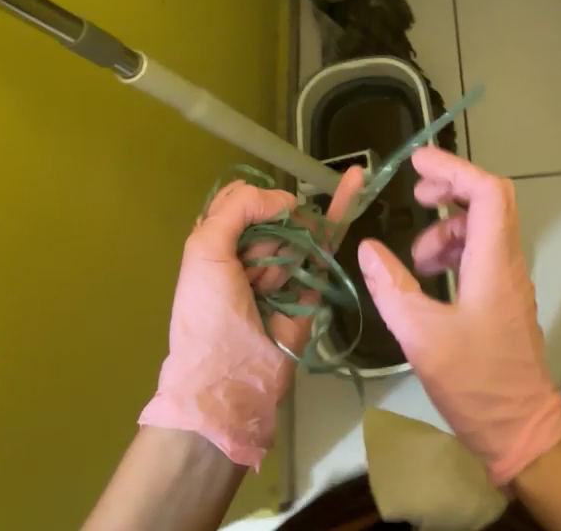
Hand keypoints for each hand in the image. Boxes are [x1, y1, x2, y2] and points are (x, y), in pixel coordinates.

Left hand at [138, 166, 363, 468]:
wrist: (232, 379)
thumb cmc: (209, 315)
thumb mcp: (203, 251)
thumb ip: (237, 208)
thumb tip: (288, 201)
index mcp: (217, 243)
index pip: (239, 200)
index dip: (252, 200)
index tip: (258, 213)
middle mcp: (250, 252)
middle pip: (272, 214)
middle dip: (270, 231)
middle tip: (253, 268)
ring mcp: (283, 268)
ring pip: (298, 229)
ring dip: (291, 246)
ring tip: (269, 286)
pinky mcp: (311, 284)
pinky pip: (327, 245)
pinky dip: (341, 212)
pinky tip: (356, 181)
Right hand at [357, 148, 560, 485]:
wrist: (521, 430)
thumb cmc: (475, 382)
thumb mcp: (421, 336)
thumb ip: (392, 288)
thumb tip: (367, 249)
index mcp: (494, 262)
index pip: (487, 192)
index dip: (454, 169)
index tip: (417, 163)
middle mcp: (508, 262)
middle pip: (490, 201)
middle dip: (451, 187)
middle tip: (414, 194)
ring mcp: (509, 280)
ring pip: (484, 228)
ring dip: (448, 227)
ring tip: (416, 257)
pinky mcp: (505, 298)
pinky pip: (482, 253)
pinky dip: (455, 250)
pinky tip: (429, 276)